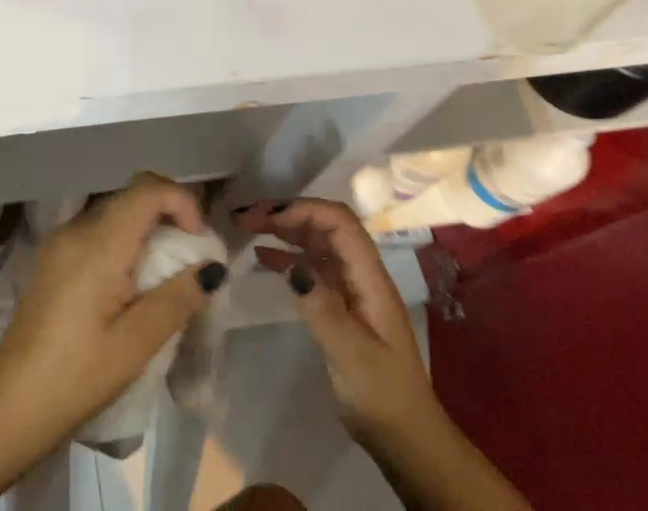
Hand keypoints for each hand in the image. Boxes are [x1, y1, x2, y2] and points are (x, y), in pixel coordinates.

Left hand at [0, 174, 228, 437]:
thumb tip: (212, 266)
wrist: (14, 401)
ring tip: (165, 276)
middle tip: (189, 260)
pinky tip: (131, 287)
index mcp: (98, 243)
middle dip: (168, 215)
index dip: (182, 202)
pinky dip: (124, 244)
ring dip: (146, 230)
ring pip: (114, 213)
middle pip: (130, 196)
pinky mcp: (52, 260)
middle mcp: (75, 230)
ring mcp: (59, 243)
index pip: (147, 188)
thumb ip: (177, 297)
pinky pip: (96, 233)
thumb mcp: (137, 341)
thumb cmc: (79, 373)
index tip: (198, 242)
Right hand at [233, 198, 438, 446]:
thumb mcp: (350, 354)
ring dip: (283, 230)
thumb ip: (322, 308)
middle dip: (286, 213)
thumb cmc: (381, 394)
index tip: (263, 217)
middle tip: (243, 216)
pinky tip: (261, 256)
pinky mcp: (338, 307)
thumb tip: (292, 267)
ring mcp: (350, 290)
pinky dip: (286, 256)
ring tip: (245, 226)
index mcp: (370, 279)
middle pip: (325, 227)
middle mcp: (361, 275)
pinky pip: (311, 269)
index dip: (302, 211)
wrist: (404, 436)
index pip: (339, 223)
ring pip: (316, 244)